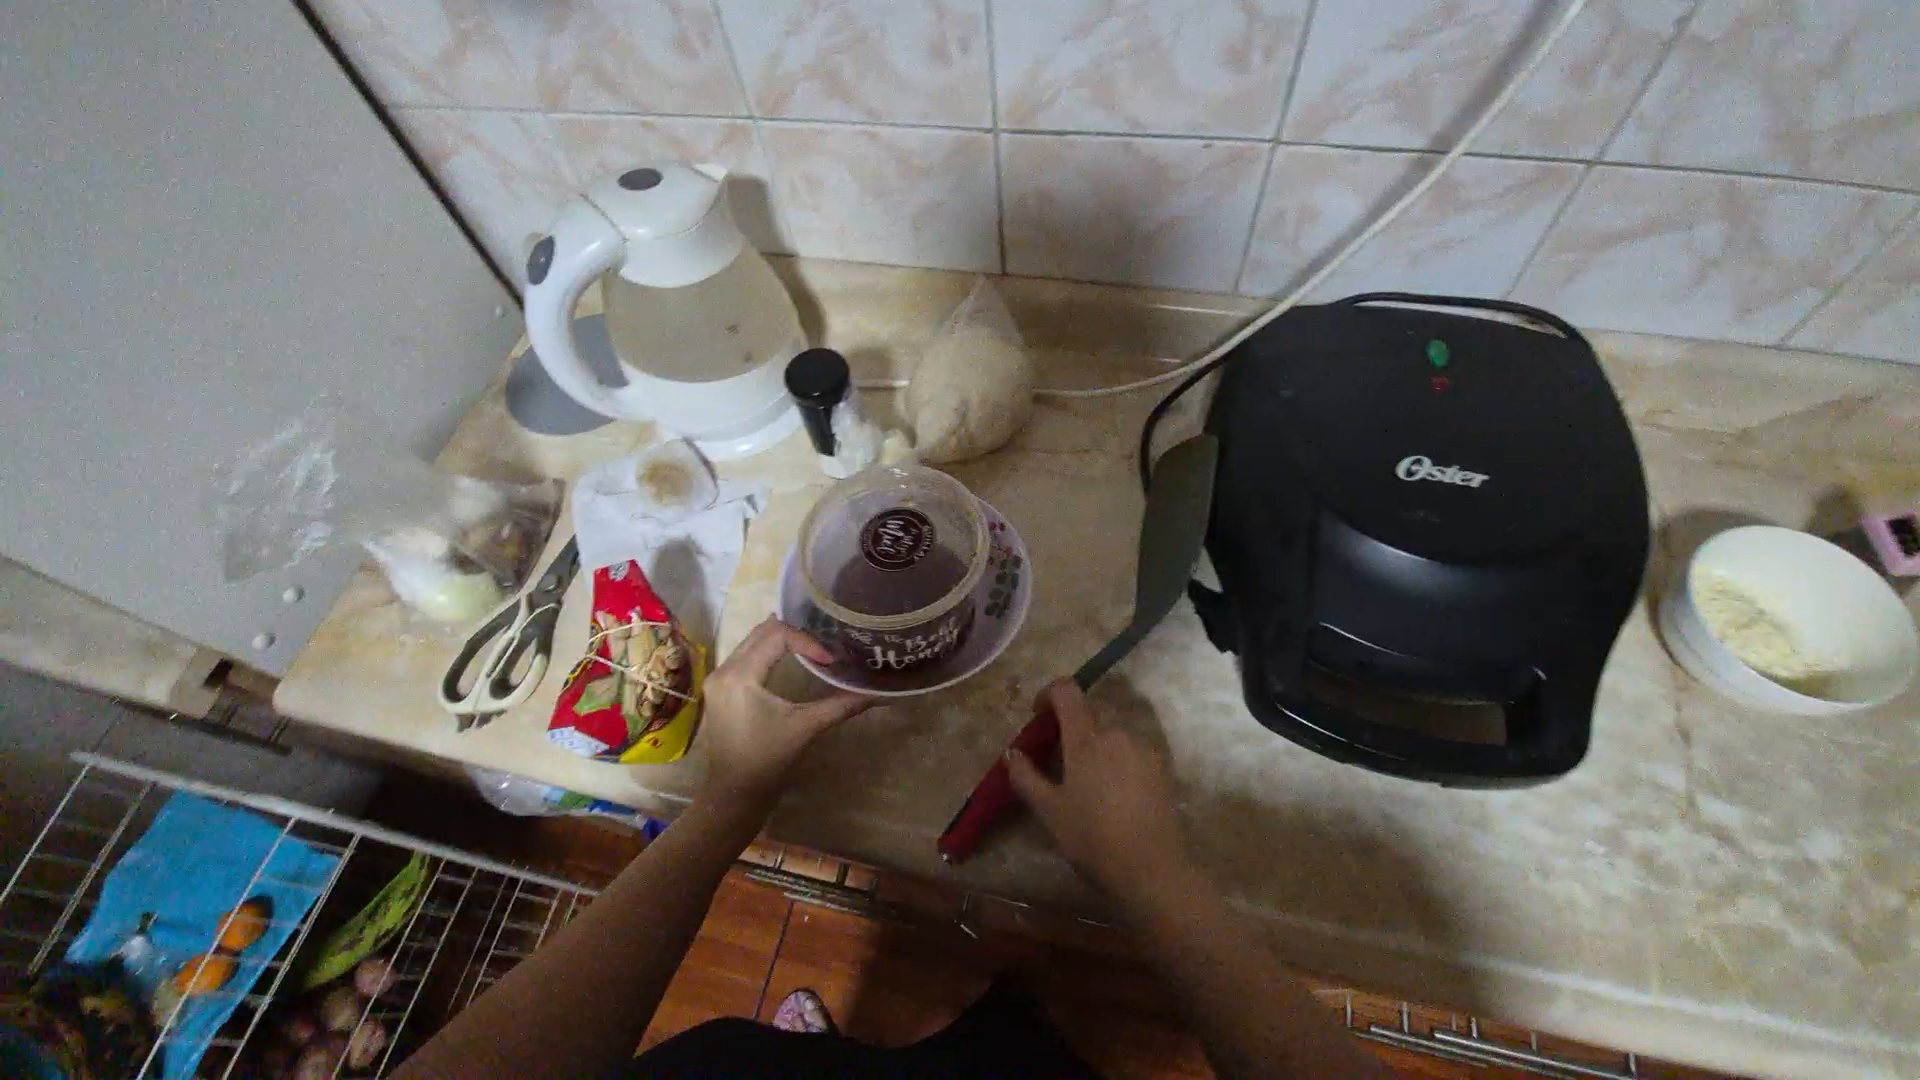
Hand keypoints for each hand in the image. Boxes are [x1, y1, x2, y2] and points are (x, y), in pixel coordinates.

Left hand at [697, 619, 871, 812]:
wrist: (735, 794)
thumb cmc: (768, 762)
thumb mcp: (806, 728)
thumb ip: (840, 705)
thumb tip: (876, 693)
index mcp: (741, 676)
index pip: (777, 637)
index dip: (808, 642)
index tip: (830, 660)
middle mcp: (724, 670)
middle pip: (761, 632)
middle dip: (795, 633)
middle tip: (824, 644)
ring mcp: (718, 679)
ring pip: (751, 641)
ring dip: (780, 639)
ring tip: (812, 646)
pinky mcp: (721, 689)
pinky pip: (745, 654)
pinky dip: (768, 650)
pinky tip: (789, 656)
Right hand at [1005, 679, 1183, 890]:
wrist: (1152, 868)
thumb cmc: (1092, 837)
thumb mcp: (1049, 811)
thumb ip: (1025, 776)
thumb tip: (1012, 753)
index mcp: (1086, 737)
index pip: (1067, 690)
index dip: (1048, 693)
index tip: (1038, 716)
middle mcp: (1117, 732)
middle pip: (1092, 706)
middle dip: (1072, 718)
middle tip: (1058, 749)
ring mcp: (1143, 747)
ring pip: (1114, 727)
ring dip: (1096, 737)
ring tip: (1086, 773)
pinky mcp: (1161, 767)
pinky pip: (1133, 746)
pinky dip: (1118, 754)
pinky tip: (1113, 788)